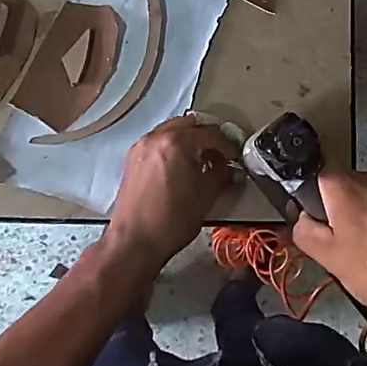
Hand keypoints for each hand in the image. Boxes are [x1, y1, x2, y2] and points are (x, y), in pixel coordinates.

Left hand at [96, 115, 231, 266]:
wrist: (135, 242)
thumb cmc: (170, 220)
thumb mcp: (207, 195)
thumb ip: (221, 174)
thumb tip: (228, 170)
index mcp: (178, 142)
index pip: (211, 133)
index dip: (228, 146)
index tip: (233, 157)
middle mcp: (157, 138)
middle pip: (190, 124)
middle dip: (208, 136)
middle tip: (220, 154)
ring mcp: (142, 147)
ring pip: (172, 130)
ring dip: (190, 139)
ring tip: (202, 160)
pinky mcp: (133, 160)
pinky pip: (159, 142)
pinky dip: (173, 147)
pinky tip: (182, 166)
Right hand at [291, 168, 366, 324]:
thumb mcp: (326, 255)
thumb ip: (303, 232)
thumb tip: (300, 221)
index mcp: (343, 184)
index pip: (312, 169)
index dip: (303, 194)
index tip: (302, 216)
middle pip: (334, 188)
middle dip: (327, 214)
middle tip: (327, 244)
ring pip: (355, 204)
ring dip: (348, 226)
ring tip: (353, 257)